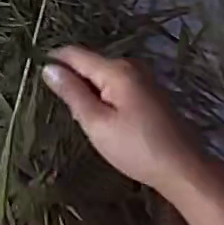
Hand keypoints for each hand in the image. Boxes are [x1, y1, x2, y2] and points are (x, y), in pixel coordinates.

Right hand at [42, 46, 206, 192]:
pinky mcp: (150, 91)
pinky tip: (103, 117)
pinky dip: (104, 95)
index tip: (36, 77)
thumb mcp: (97, 124)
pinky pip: (116, 84)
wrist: (186, 170)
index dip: (53, 61)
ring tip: (79, 113)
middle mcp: (130, 65)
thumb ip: (72, 93)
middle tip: (59, 105)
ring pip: (102, 74)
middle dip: (71, 78)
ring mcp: (143, 77)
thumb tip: (48, 68)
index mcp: (116, 70)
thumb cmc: (137, 149)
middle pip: (89, 63)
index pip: (74, 54)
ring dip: (88, 88)